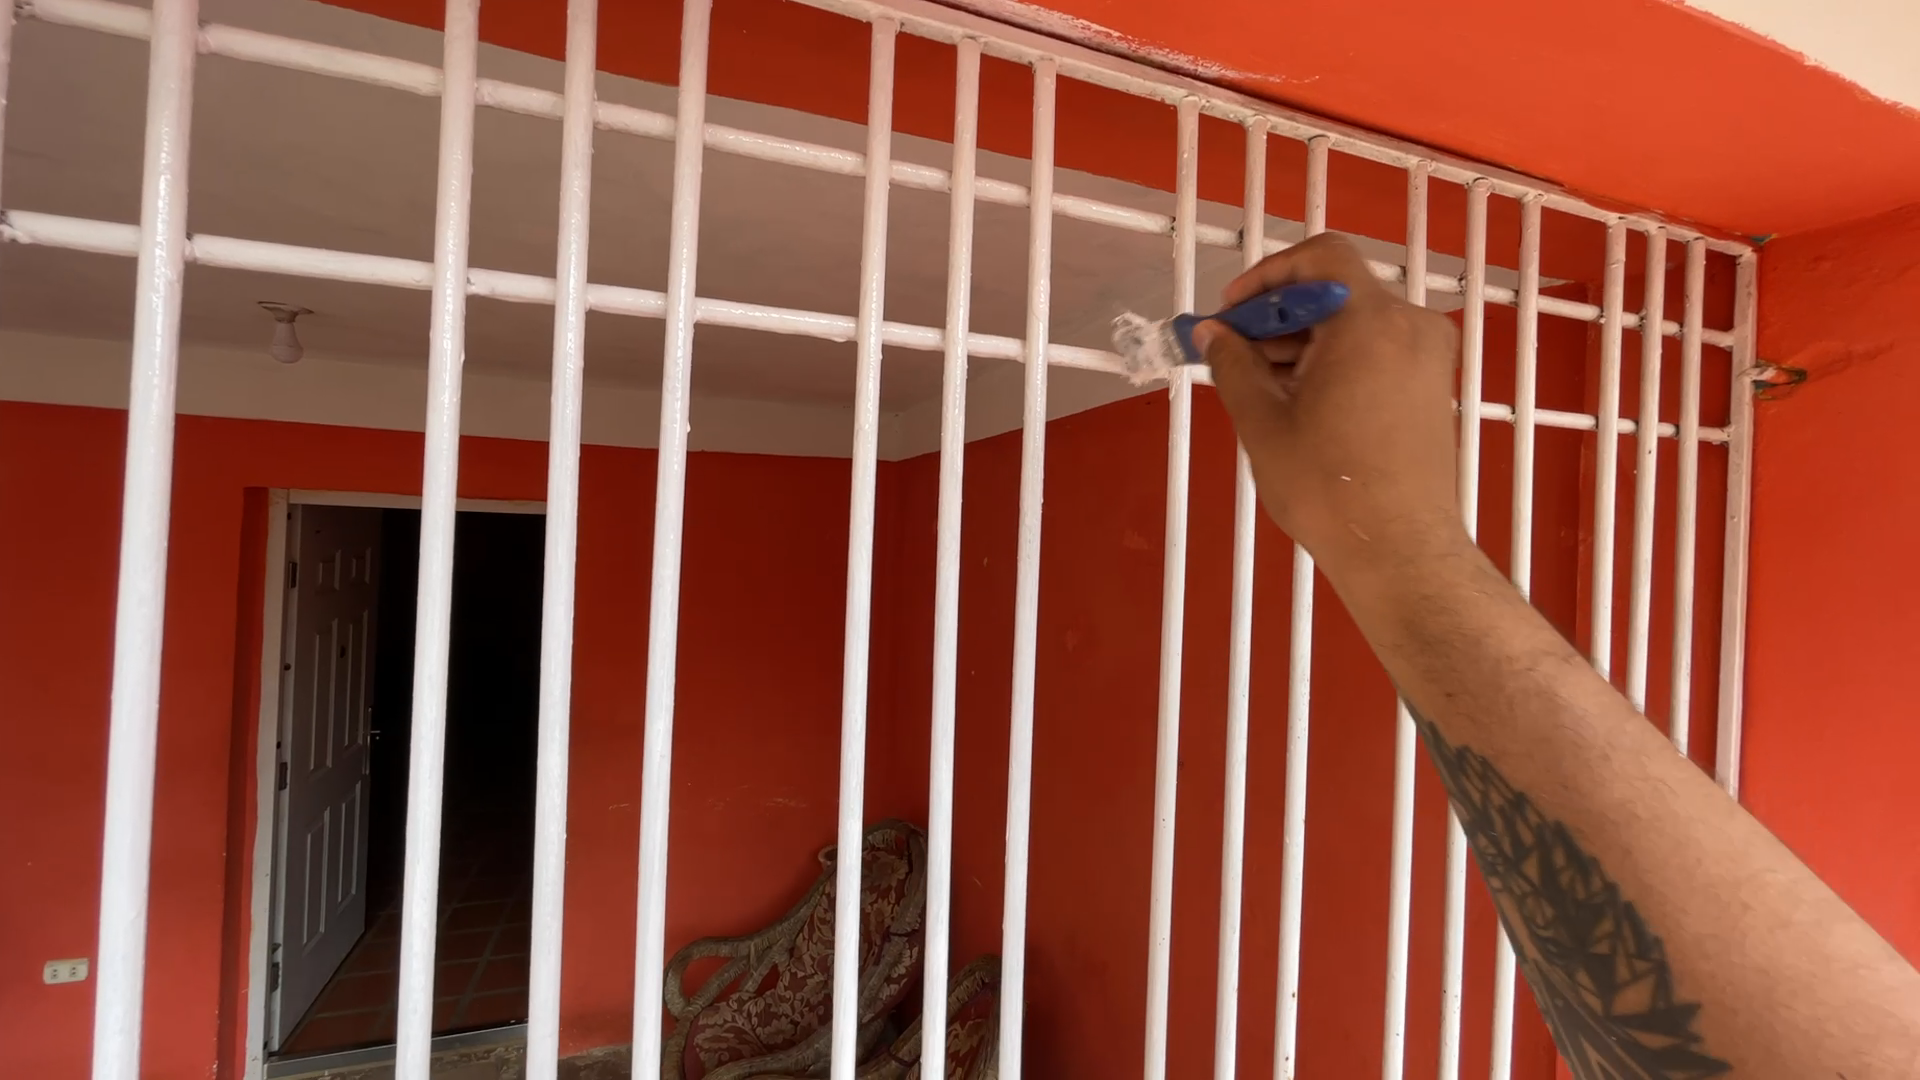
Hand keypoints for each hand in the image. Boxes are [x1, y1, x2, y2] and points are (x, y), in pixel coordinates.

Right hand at [1196, 233, 1467, 582]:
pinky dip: (1330, 360)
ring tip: (1257, 386)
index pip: (1320, 256)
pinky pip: (1372, 349)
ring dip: (1299, 341)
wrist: (1398, 548)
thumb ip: (1232, 365)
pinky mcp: (1429, 384)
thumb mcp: (1262, 422)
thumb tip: (1210, 332)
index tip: (1230, 313)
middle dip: (1275, 316)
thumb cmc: (1324, 485)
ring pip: (1352, 323)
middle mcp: (1408, 325)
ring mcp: (1426, 355)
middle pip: (1334, 291)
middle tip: (1231, 355)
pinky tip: (1296, 401)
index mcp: (1368, 323)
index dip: (1266, 276)